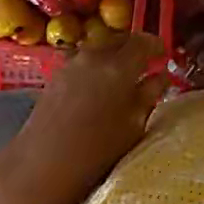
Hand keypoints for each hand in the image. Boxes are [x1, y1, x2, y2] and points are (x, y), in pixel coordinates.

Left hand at [0, 32, 170, 203]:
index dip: (156, 45)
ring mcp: (72, 63)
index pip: (143, 42)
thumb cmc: (96, 152)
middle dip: (135, 46)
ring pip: (100, 47)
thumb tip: (161, 77)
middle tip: (146, 62)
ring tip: (122, 74)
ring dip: (114, 54)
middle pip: (120, 39)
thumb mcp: (133, 126)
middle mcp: (95, 56)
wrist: (40, 165)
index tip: (163, 55)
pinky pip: (83, 59)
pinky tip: (98, 84)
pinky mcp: (56, 74)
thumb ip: (149, 96)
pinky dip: (96, 64)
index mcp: (119, 66)